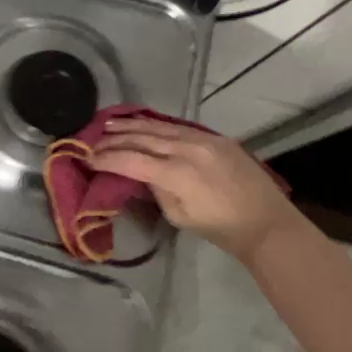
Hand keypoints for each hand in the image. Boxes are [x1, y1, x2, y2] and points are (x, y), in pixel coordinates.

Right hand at [88, 118, 303, 260]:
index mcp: (176, 173)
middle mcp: (187, 149)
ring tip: (110, 124)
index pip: (130, 160)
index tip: (87, 158)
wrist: (264, 221)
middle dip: (114, 139)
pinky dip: (155, 125)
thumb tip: (141, 174)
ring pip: (159, 128)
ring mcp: (202, 139)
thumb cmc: (219, 227)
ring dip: (131, 126)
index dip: (106, 158)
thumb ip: (156, 190)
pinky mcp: (214, 138)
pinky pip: (178, 127)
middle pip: (141, 138)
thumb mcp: (178, 215)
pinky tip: (143, 124)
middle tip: (92, 140)